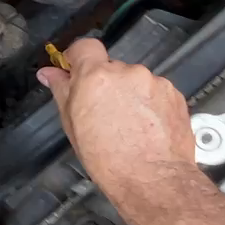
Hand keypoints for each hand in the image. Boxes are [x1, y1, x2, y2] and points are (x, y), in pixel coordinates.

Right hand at [36, 37, 198, 205]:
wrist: (151, 177)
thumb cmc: (106, 156)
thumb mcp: (71, 122)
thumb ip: (62, 91)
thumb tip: (50, 74)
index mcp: (95, 76)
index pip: (84, 47)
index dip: (77, 58)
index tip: (74, 71)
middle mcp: (126, 72)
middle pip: (110, 67)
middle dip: (104, 83)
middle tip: (100, 110)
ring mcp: (154, 82)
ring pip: (133, 80)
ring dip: (128, 94)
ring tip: (126, 123)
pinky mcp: (175, 95)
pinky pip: (154, 91)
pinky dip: (148, 103)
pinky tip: (144, 126)